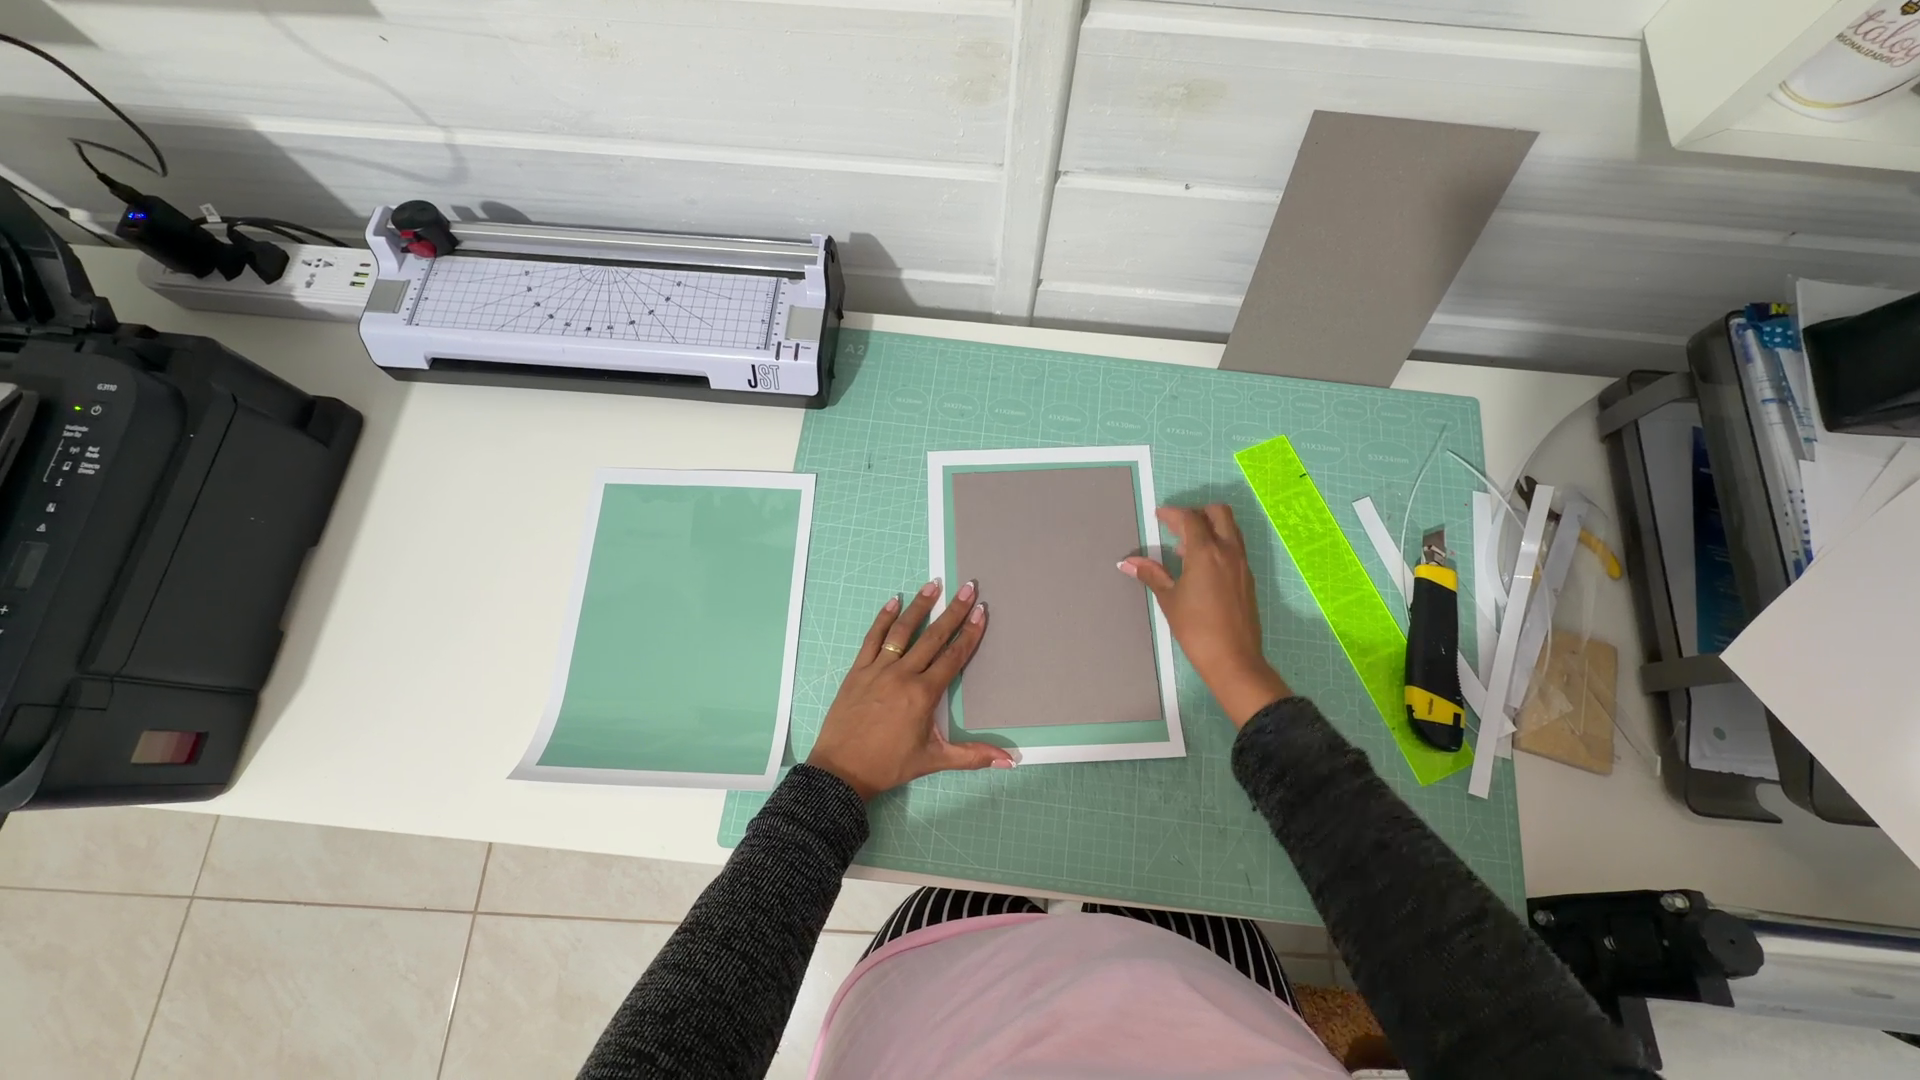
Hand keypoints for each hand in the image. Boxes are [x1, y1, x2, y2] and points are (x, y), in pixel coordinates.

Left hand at [805, 579, 1013, 799]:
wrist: (842, 770)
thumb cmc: (889, 765)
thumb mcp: (934, 760)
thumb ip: (972, 756)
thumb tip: (1009, 761)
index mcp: (923, 694)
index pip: (953, 657)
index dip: (969, 633)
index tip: (981, 611)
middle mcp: (903, 675)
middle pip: (933, 637)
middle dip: (952, 611)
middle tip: (967, 588)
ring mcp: (878, 670)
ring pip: (902, 631)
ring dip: (919, 606)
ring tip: (934, 585)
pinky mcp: (857, 671)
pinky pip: (872, 639)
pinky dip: (883, 619)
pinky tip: (893, 601)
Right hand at [1120, 504, 1290, 727]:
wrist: (1234, 658)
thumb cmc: (1196, 629)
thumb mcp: (1169, 600)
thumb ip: (1151, 575)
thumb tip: (1127, 563)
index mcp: (1206, 552)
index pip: (1190, 519)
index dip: (1173, 514)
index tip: (1159, 516)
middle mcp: (1228, 551)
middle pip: (1218, 513)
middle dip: (1197, 512)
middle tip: (1177, 525)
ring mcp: (1242, 563)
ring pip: (1230, 529)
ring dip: (1210, 527)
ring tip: (1186, 547)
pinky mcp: (1248, 577)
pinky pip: (1234, 547)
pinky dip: (1218, 544)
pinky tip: (1201, 566)